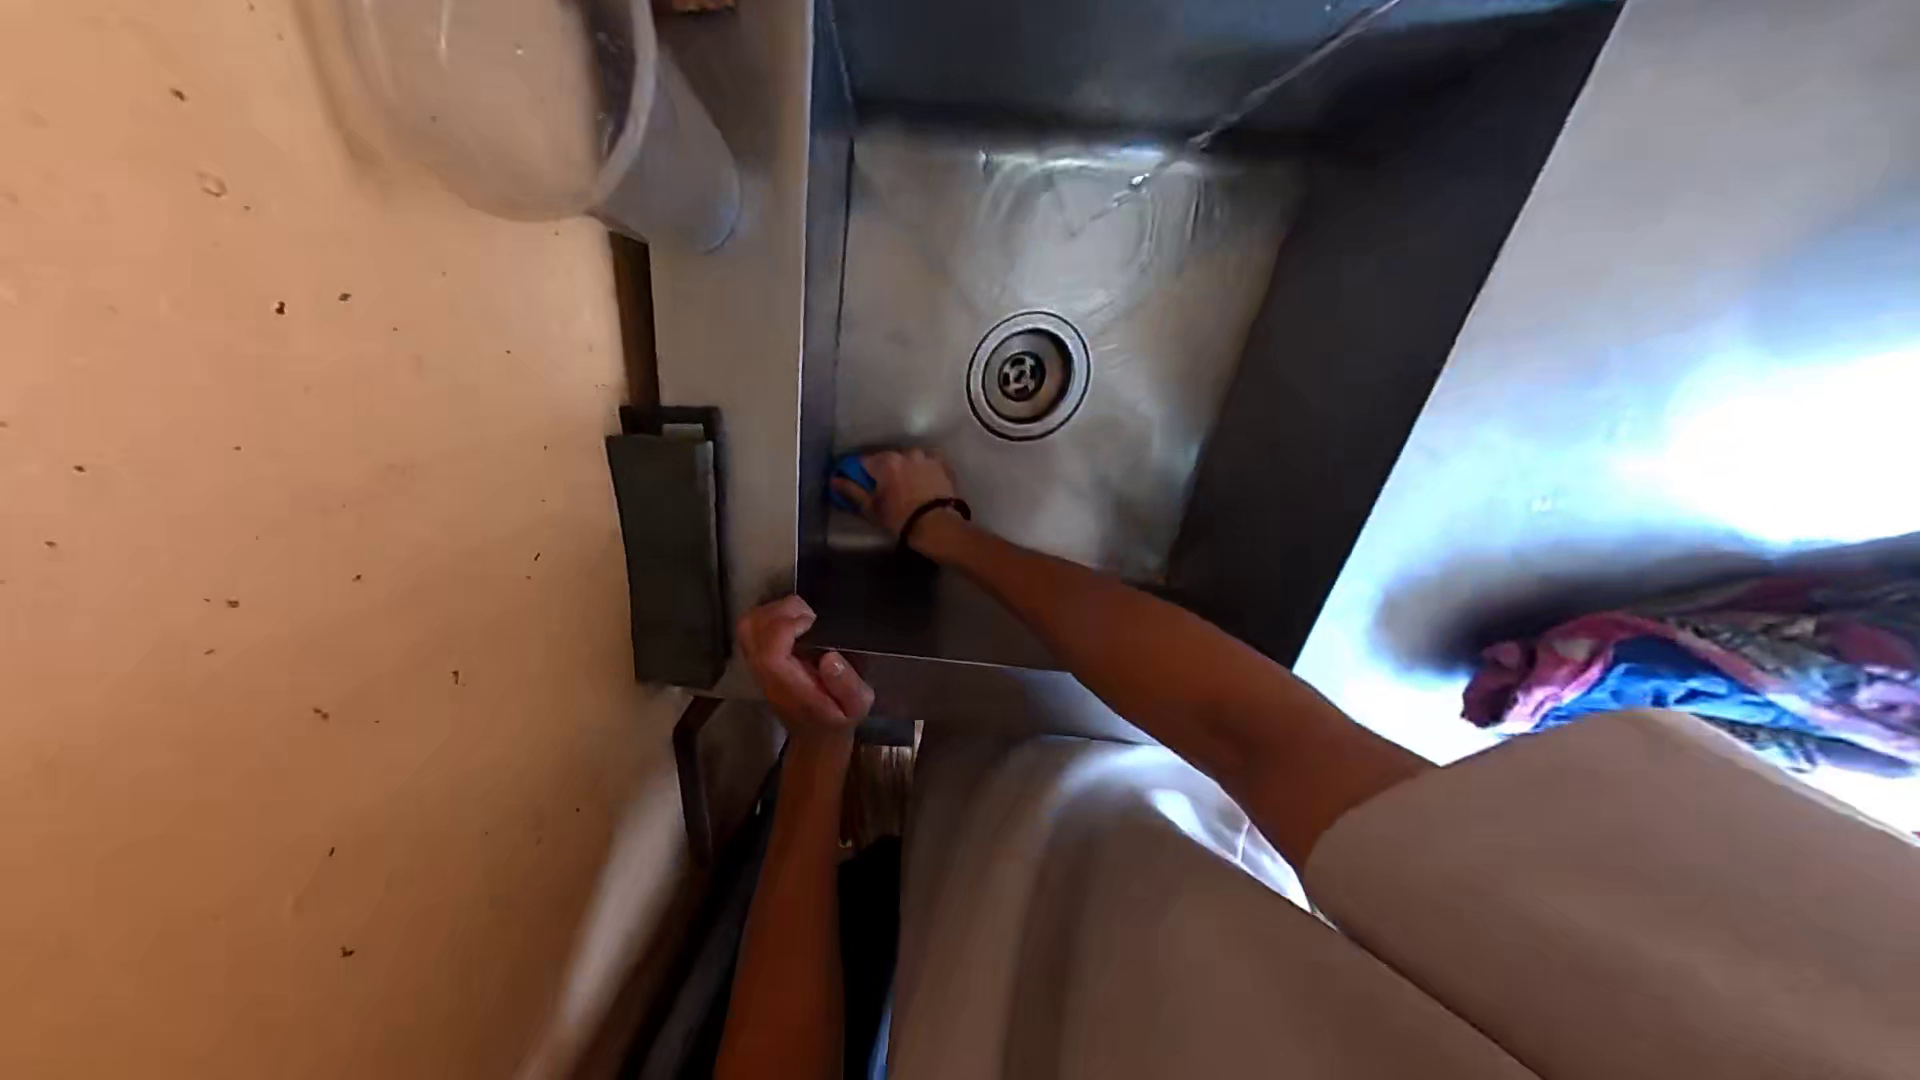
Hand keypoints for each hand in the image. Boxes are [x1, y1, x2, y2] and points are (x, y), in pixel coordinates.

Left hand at [737, 595, 873, 738]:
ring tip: (802, 616)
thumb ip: (847, 685)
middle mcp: (766, 674)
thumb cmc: (839, 719)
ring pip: (748, 627)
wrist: (816, 735)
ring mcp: (759, 666)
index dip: (785, 628)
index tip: (812, 622)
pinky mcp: (760, 659)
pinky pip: (753, 629)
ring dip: (773, 611)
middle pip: (751, 632)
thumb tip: (830, 657)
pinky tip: (795, 622)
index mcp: (788, 686)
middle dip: (779, 612)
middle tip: (809, 616)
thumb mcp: (857, 706)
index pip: (769, 652)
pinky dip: (770, 616)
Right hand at [833, 448, 959, 541]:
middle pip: (888, 459)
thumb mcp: (871, 508)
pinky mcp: (943, 465)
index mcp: (885, 462)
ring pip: (909, 458)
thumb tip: (834, 479)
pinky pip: (929, 461)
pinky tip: (924, 480)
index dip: (860, 473)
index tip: (862, 484)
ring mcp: (926, 457)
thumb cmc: (900, 519)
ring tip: (907, 486)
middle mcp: (906, 453)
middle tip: (886, 489)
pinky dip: (924, 468)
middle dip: (884, 471)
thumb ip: (852, 491)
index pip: (863, 461)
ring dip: (905, 468)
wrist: (938, 526)